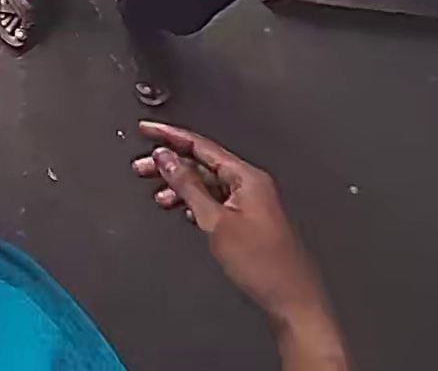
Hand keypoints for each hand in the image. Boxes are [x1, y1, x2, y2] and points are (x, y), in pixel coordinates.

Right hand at [131, 123, 331, 330]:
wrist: (294, 309)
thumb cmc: (265, 268)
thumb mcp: (215, 221)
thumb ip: (187, 184)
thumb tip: (165, 157)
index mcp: (247, 177)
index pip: (199, 145)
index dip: (168, 135)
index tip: (147, 130)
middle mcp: (250, 185)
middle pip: (200, 163)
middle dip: (169, 165)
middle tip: (142, 165)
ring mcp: (250, 202)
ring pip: (205, 182)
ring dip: (178, 185)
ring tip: (156, 190)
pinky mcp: (248, 219)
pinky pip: (213, 198)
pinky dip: (192, 200)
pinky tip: (179, 207)